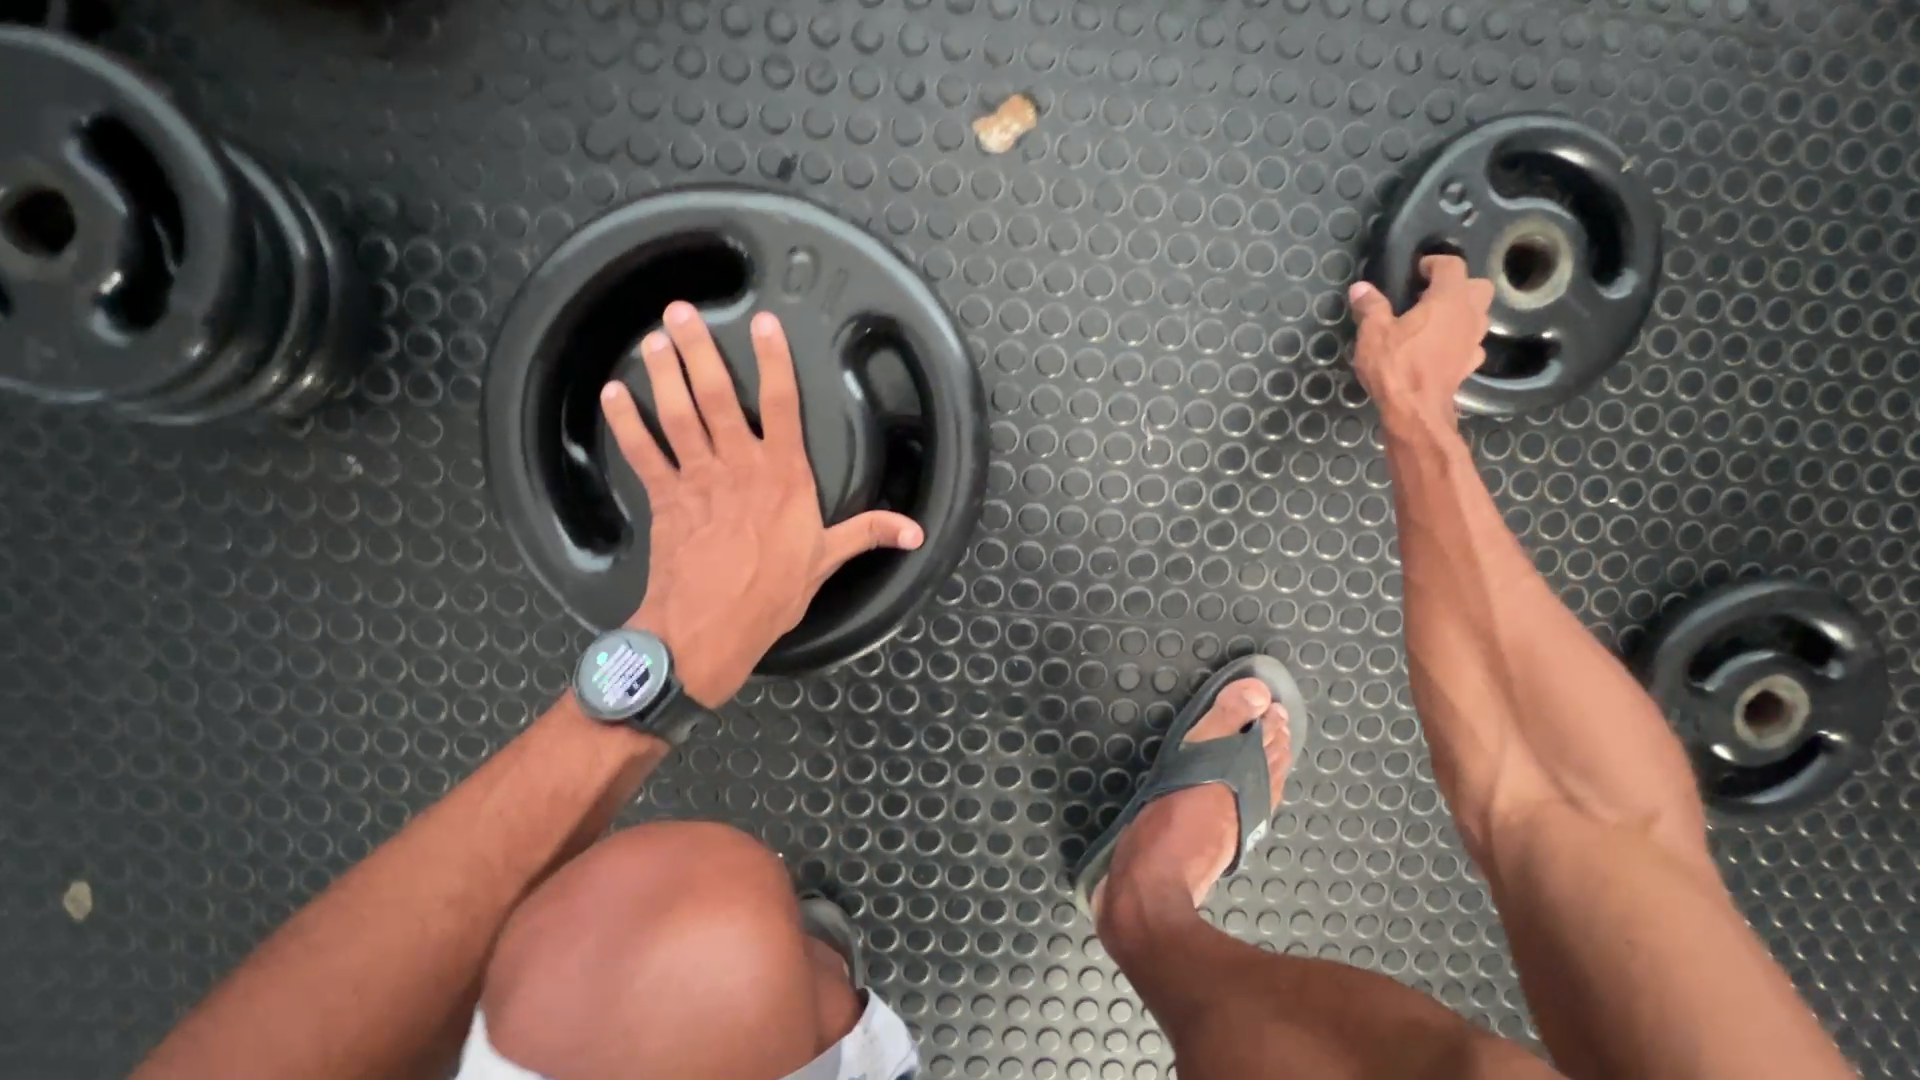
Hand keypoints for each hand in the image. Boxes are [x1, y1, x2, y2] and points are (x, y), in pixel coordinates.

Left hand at [599, 302, 923, 706]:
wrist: (711, 628)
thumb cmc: (773, 593)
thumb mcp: (827, 560)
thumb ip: (869, 534)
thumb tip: (916, 532)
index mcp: (784, 475)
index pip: (784, 404)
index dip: (775, 360)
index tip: (764, 323)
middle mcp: (740, 465)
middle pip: (718, 396)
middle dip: (700, 350)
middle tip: (681, 312)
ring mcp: (699, 479)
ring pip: (678, 414)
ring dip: (664, 374)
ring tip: (653, 339)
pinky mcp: (666, 498)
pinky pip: (643, 452)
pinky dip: (626, 422)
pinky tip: (613, 395)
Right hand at [1348, 255, 1494, 431]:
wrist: (1415, 410)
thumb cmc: (1395, 366)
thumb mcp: (1373, 333)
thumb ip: (1370, 307)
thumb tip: (1361, 288)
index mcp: (1448, 299)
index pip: (1452, 266)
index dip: (1435, 263)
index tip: (1418, 269)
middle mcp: (1469, 315)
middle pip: (1478, 287)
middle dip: (1459, 285)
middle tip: (1431, 295)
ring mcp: (1473, 340)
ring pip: (1479, 315)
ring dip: (1462, 312)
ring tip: (1434, 322)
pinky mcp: (1470, 364)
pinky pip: (1471, 343)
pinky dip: (1459, 340)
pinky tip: (1440, 349)